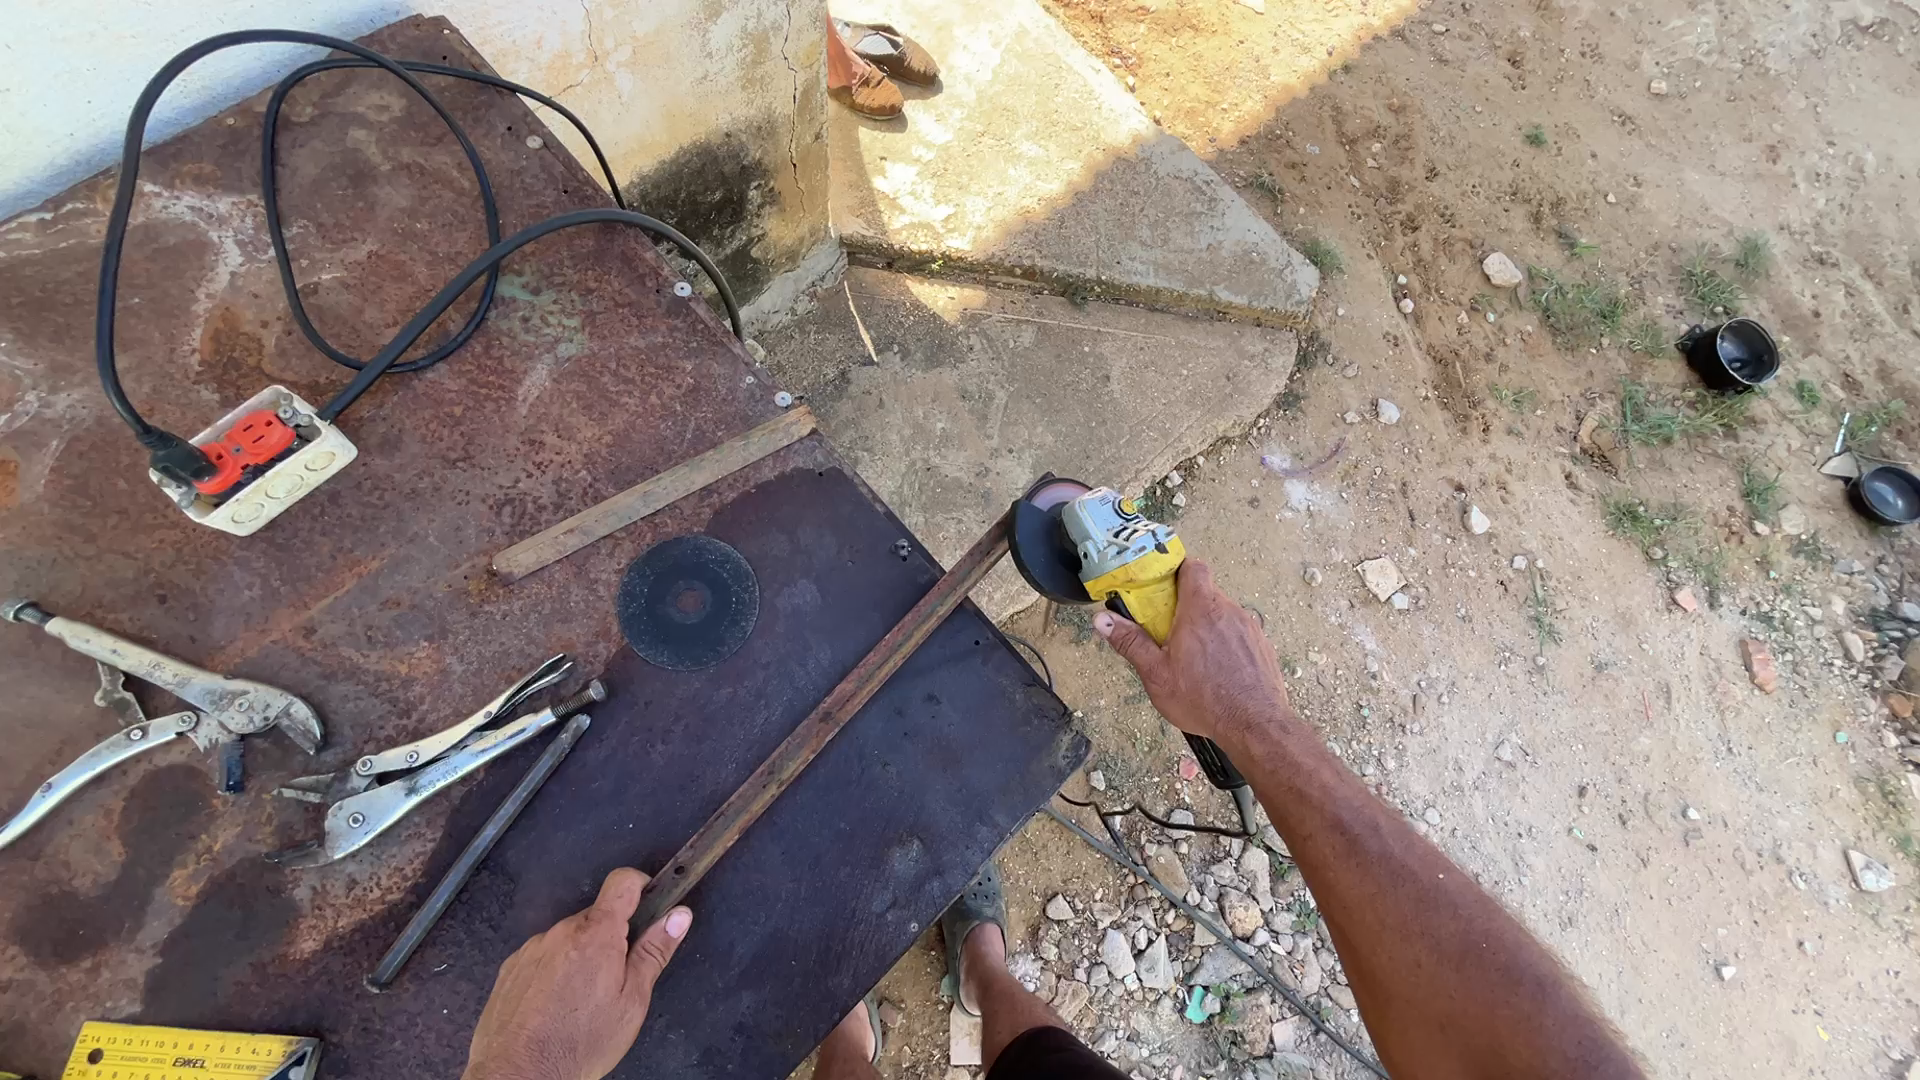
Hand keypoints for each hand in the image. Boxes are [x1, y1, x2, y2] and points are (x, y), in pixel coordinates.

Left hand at [463, 868, 692, 1079]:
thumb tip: (679, 914)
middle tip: (615, 978)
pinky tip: (553, 1007)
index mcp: (597, 934)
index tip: (647, 907)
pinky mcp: (510, 969)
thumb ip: (655, 951)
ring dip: (581, 955)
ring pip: (570, 938)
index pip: (622, 881)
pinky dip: (554, 971)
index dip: (640, 886)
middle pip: (597, 915)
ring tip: (580, 1000)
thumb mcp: (632, 1002)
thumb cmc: (579, 1045)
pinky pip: (543, 956)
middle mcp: (561, 932)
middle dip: (611, 937)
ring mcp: (532, 949)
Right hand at [1093, 559, 1295, 749]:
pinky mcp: (1260, 645)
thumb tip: (1103, 620)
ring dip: (1204, 625)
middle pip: (1203, 591)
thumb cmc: (1206, 699)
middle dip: (1183, 605)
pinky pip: (1236, 632)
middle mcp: (1227, 611)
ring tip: (1190, 654)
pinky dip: (1223, 641)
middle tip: (1167, 628)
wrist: (1255, 725)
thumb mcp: (1156, 673)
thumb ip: (1130, 642)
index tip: (1159, 584)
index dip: (1176, 570)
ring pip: (1220, 613)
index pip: (1191, 567)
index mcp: (1199, 610)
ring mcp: (1248, 627)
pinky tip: (1214, 667)